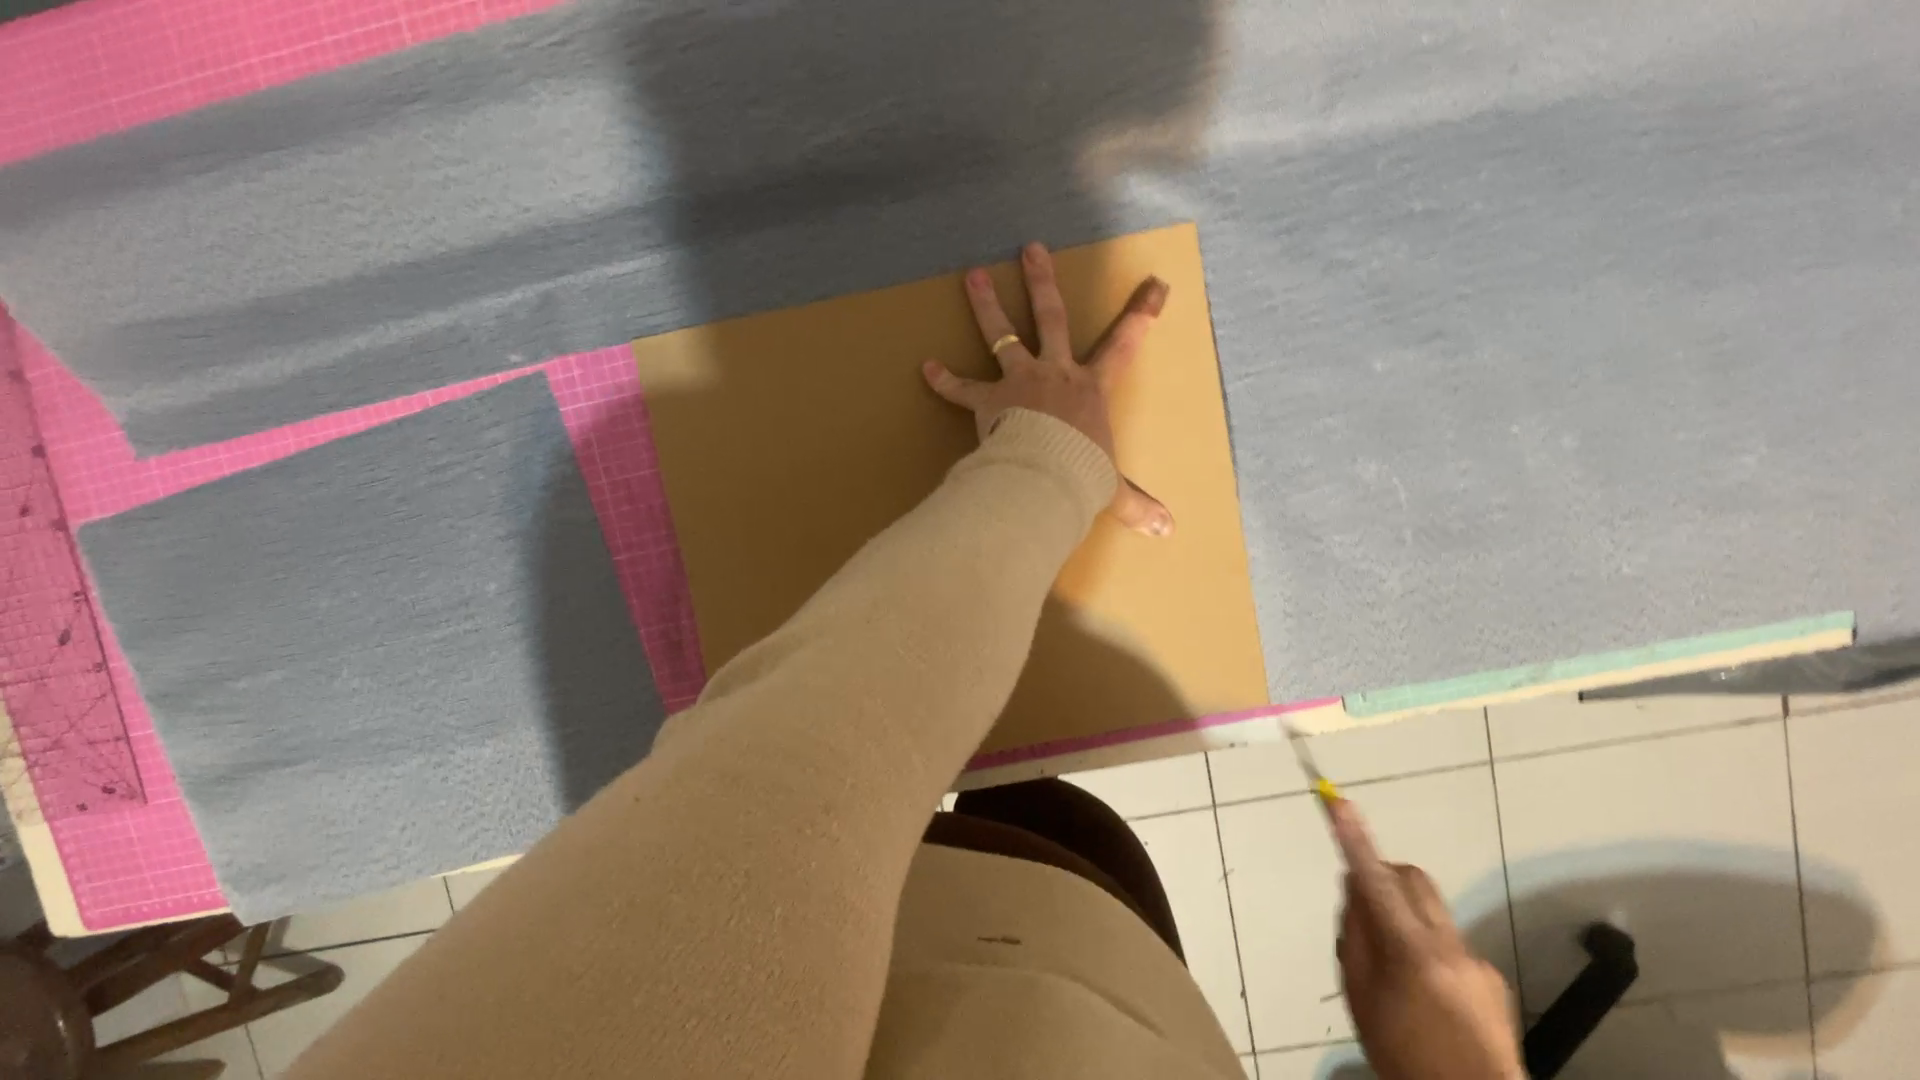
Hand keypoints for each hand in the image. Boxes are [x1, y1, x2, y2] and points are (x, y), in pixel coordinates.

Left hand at [922, 242, 1173, 537]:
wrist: (1044, 480)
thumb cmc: (1081, 476)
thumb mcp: (1112, 488)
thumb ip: (1137, 505)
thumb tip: (1169, 531)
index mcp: (1090, 388)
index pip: (1125, 344)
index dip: (1143, 314)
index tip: (1156, 284)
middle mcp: (1055, 373)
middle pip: (1051, 317)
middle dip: (1042, 282)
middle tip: (1031, 249)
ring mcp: (1019, 381)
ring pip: (1001, 334)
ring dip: (985, 304)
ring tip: (972, 275)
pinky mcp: (989, 401)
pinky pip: (962, 389)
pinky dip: (944, 381)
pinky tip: (925, 368)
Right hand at [1329, 799, 1525, 1079]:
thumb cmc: (1403, 1056)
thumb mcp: (1362, 1001)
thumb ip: (1356, 940)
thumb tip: (1354, 892)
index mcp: (1410, 953)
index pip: (1375, 882)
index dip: (1355, 840)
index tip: (1340, 803)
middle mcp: (1449, 947)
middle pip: (1412, 880)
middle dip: (1384, 875)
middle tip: (1361, 902)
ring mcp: (1476, 961)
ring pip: (1430, 912)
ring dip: (1404, 919)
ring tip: (1394, 972)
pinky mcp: (1492, 977)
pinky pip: (1449, 943)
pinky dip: (1428, 951)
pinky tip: (1425, 995)